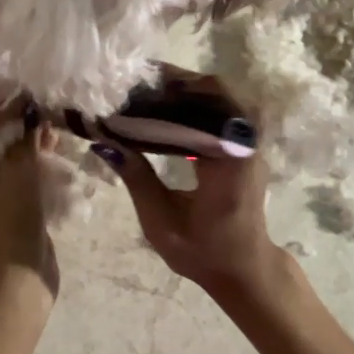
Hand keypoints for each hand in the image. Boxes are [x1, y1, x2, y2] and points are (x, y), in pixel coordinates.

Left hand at [0, 99, 58, 301]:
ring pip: (2, 169)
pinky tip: (51, 160)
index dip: (2, 116)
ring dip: (26, 152)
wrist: (19, 285)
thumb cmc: (8, 221)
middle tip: (42, 120)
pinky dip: (28, 174)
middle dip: (17, 134)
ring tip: (53, 137)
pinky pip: (11, 188)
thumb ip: (25, 138)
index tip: (27, 102)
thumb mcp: (18, 171)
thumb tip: (33, 113)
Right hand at [94, 67, 283, 292]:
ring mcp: (250, 144)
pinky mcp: (244, 147)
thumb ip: (136, 178)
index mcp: (230, 162)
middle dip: (176, 82)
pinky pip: (222, 111)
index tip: (137, 86)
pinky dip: (194, 102)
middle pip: (218, 91)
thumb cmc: (204, 252)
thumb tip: (104, 141)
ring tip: (146, 92)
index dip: (173, 90)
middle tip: (136, 84)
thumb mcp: (161, 221)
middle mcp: (246, 145)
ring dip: (185, 89)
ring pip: (221, 96)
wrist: (245, 271)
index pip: (208, 106)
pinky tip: (164, 109)